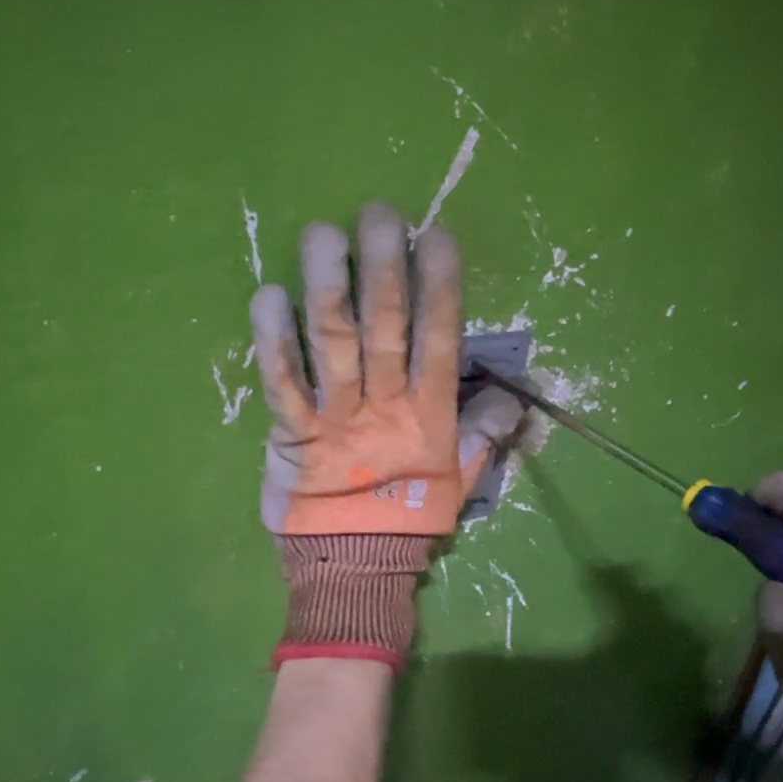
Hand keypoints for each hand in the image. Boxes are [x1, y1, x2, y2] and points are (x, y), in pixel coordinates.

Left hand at [249, 202, 521, 666]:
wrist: (354, 567)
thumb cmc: (408, 516)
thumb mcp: (460, 478)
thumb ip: (484, 434)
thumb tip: (515, 398)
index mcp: (428, 413)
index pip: (440, 340)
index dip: (441, 289)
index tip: (438, 238)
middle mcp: (384, 405)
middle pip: (385, 328)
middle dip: (383, 270)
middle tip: (379, 214)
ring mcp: (336, 418)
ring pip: (333, 344)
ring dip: (327, 286)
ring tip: (322, 234)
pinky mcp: (292, 434)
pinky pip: (281, 383)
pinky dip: (272, 342)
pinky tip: (268, 296)